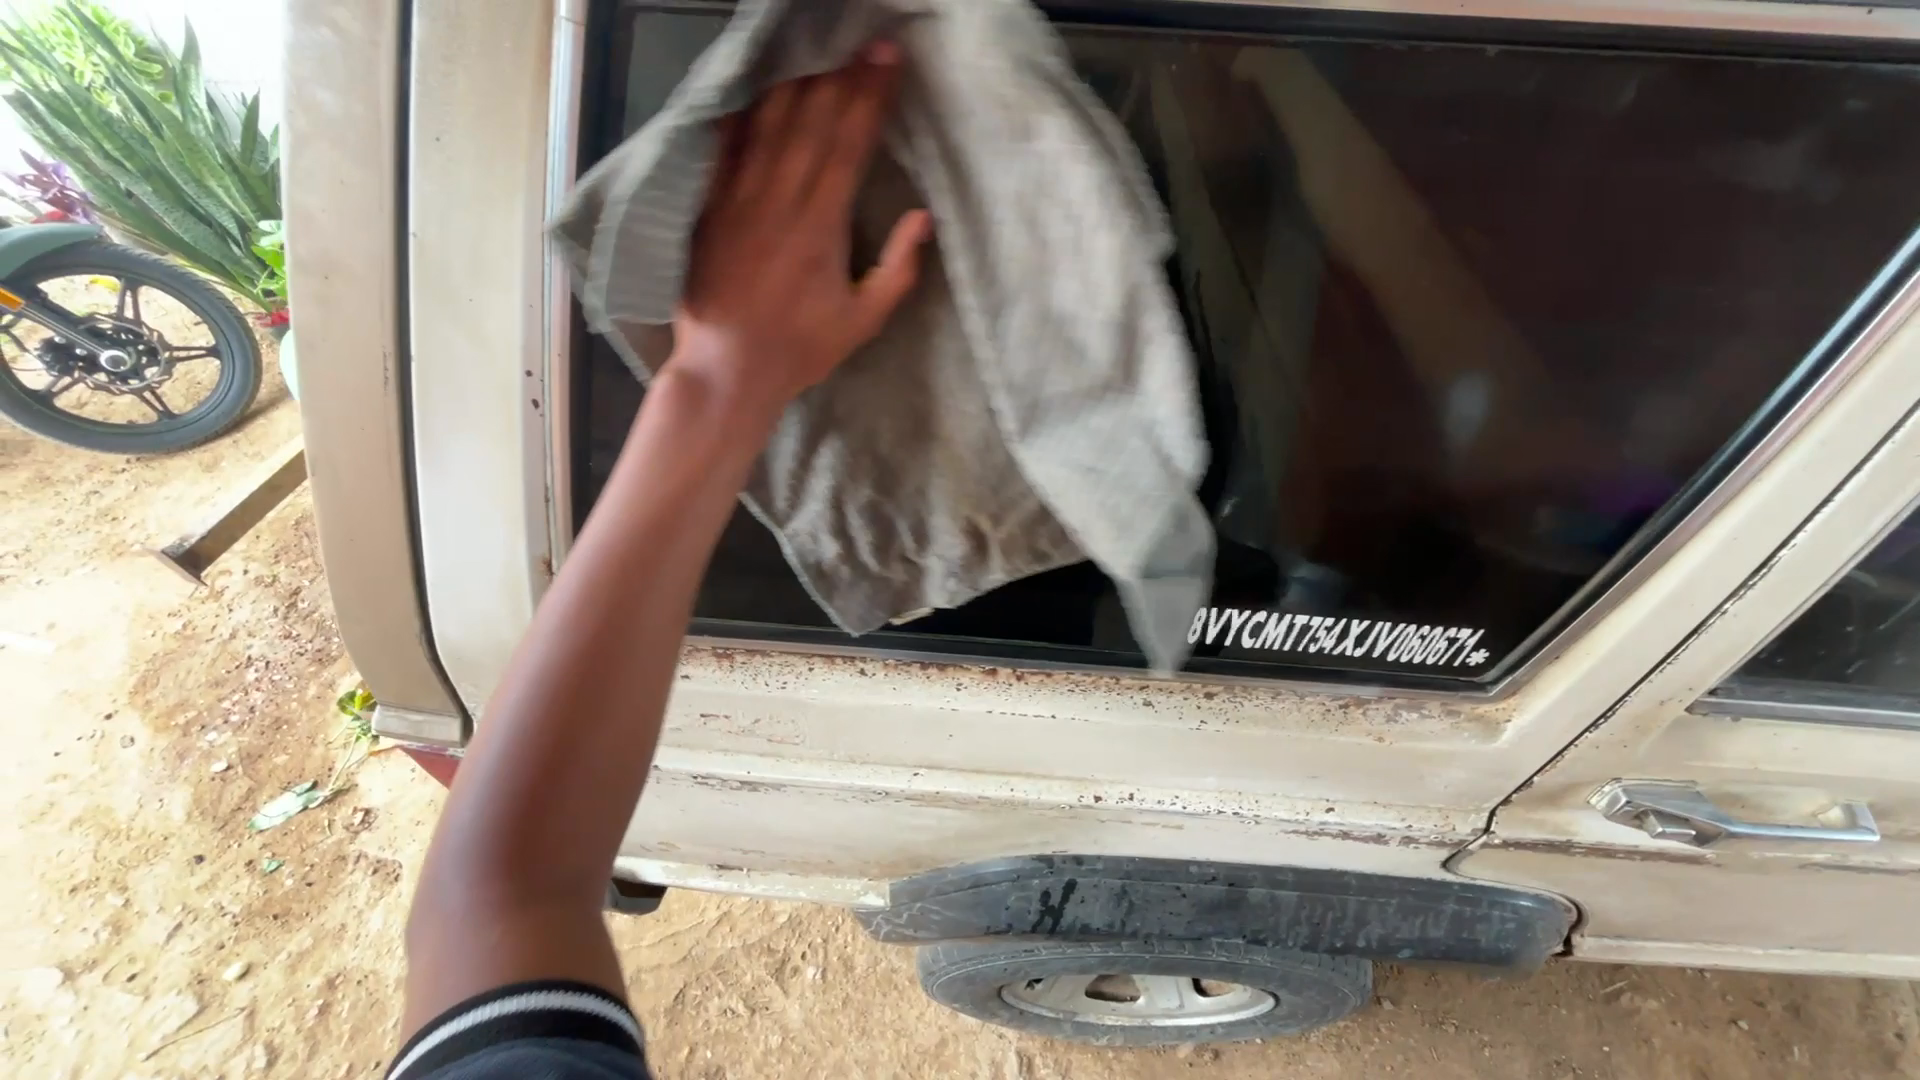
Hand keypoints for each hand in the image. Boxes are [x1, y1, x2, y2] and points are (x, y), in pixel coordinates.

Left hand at [672, 40, 932, 409]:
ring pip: (768, 120)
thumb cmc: (800, 349)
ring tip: (820, 60)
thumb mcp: (863, 322)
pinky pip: (727, 144)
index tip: (888, 59)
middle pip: (811, 118)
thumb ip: (897, 270)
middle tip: (865, 45)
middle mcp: (778, 198)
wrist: (727, 367)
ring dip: (798, 84)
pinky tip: (759, 92)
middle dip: (843, 76)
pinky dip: (746, 112)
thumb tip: (922, 218)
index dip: (870, 95)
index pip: (849, 141)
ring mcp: (738, 196)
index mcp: (819, 224)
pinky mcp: (710, 205)